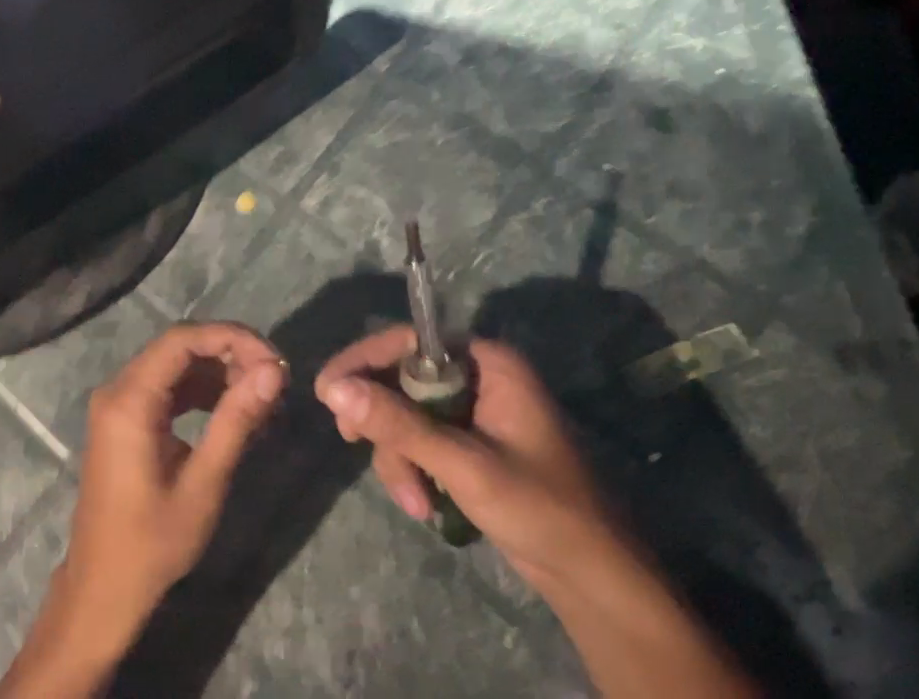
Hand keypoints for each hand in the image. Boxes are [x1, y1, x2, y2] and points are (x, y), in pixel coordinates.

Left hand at [62, 321, 286, 645]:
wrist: (105, 584)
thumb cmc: (153, 540)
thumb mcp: (204, 482)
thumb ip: (236, 420)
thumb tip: (273, 370)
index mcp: (129, 400)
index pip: (182, 340)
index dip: (231, 338)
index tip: (274, 360)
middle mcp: (117, 391)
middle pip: (178, 348)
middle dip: (229, 355)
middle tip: (274, 380)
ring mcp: (117, 405)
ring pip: (174, 367)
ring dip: (218, 374)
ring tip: (263, 398)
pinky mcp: (124, 421)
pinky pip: (165, 390)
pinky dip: (200, 394)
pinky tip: (235, 412)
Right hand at [315, 327, 618, 593]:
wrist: (591, 576)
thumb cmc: (539, 509)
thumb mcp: (462, 465)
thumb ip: (398, 425)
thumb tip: (333, 389)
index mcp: (489, 364)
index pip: (409, 342)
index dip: (364, 362)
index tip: (327, 392)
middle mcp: (479, 378)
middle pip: (401, 381)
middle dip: (386, 428)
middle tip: (357, 448)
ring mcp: (473, 413)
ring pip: (405, 417)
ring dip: (400, 459)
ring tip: (416, 503)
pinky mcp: (469, 445)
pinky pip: (420, 441)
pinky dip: (413, 470)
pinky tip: (424, 504)